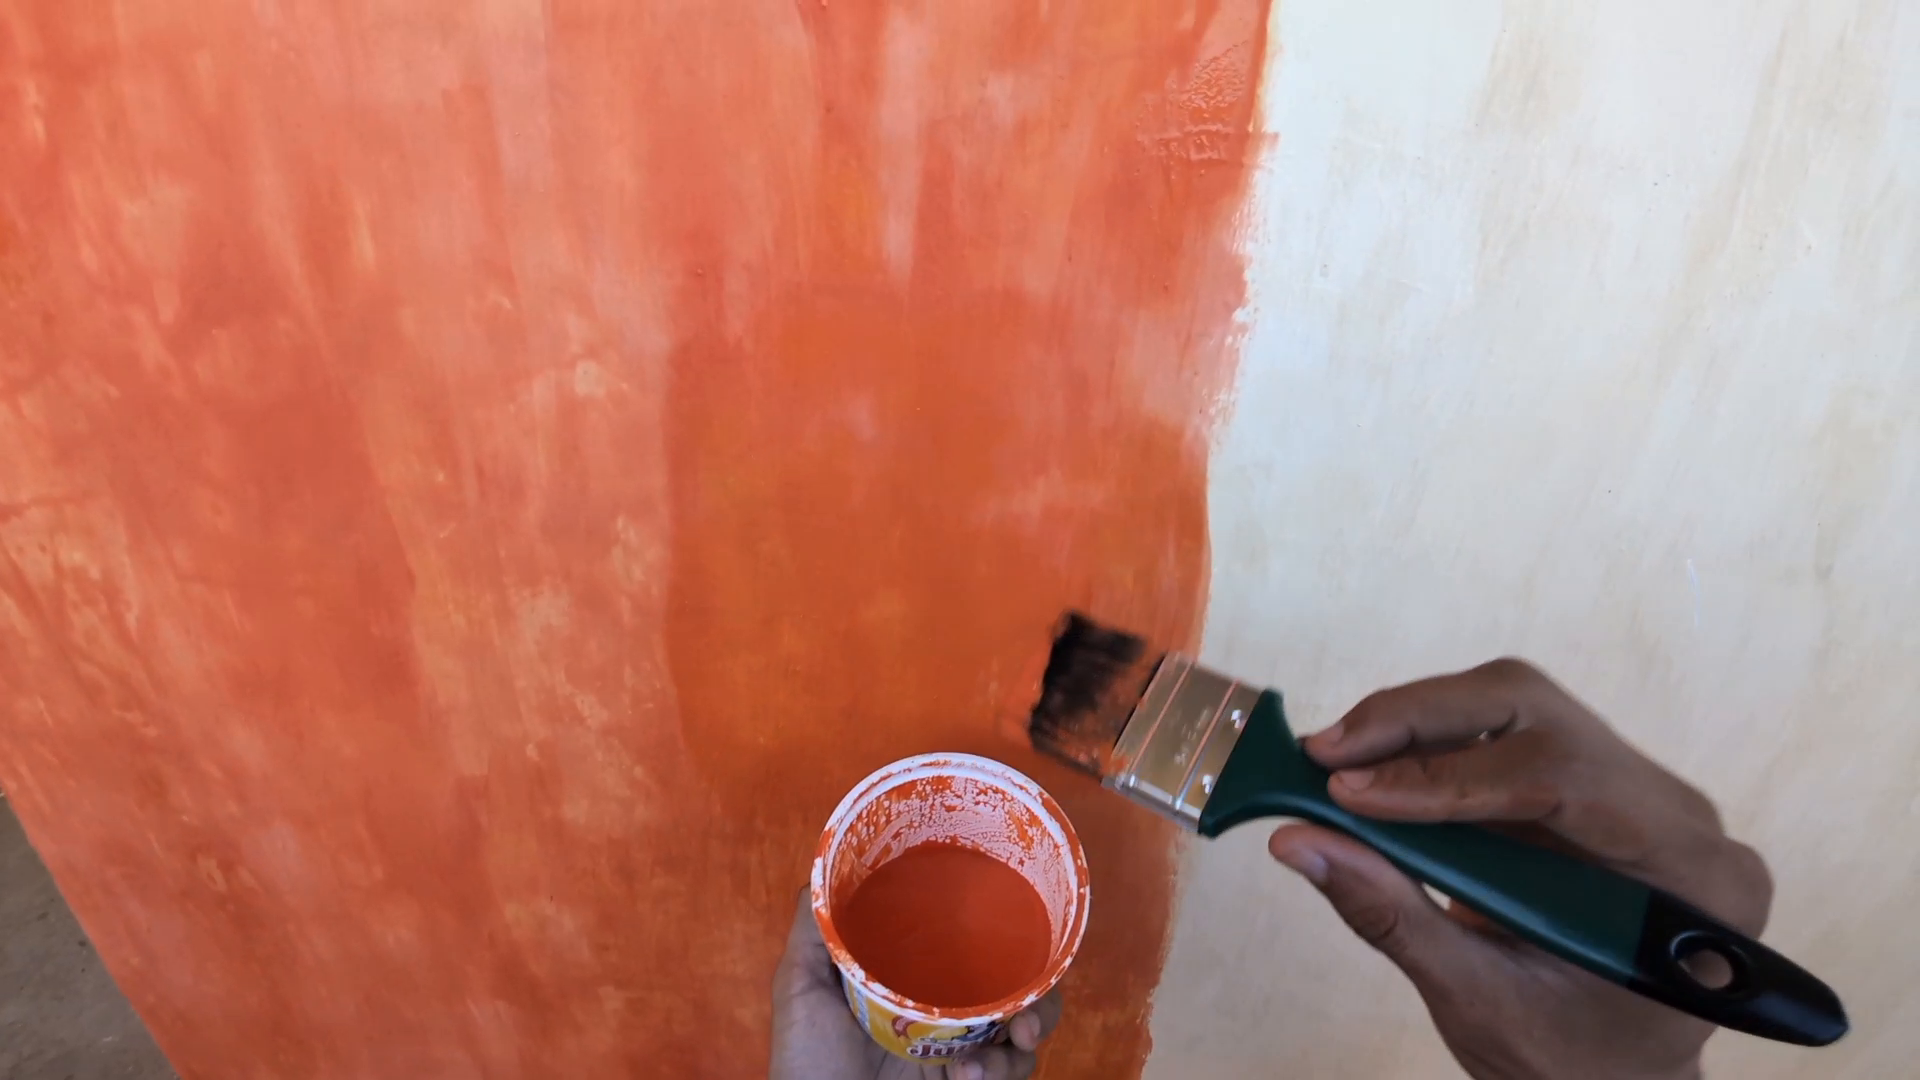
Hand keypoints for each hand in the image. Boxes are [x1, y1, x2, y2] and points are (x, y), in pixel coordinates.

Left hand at [769, 888, 1063, 1079]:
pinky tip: (967, 1074)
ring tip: (1014, 1037)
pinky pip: (1015, 1071)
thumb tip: (825, 862)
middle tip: (1024, 1001)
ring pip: (1028, 1022)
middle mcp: (949, 1006)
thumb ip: (813, 929)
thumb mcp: (801, 984)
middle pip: (1015, 978)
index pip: (971, 937)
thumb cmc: (808, 1055)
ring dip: (1032, 1025)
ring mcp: (964, 1047)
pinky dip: (1005, 1070)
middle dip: (1036, 985)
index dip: (997, 923)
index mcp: (918, 974)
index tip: (1008, 908)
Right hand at [1267, 659, 1771, 1079]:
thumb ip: (1389, 915)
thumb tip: (1294, 841)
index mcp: (1690, 873)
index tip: (1345, 793)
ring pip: (1500, 698)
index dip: (1443, 776)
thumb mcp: (1477, 1001)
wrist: (1601, 1065)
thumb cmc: (1566, 1054)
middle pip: (1527, 707)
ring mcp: (1616, 779)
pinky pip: (1478, 722)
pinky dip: (1407, 736)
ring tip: (1331, 758)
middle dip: (1413, 722)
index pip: (1562, 777)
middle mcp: (1665, 806)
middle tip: (1324, 754)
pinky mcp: (1562, 769)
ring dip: (1403, 722)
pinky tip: (1363, 765)